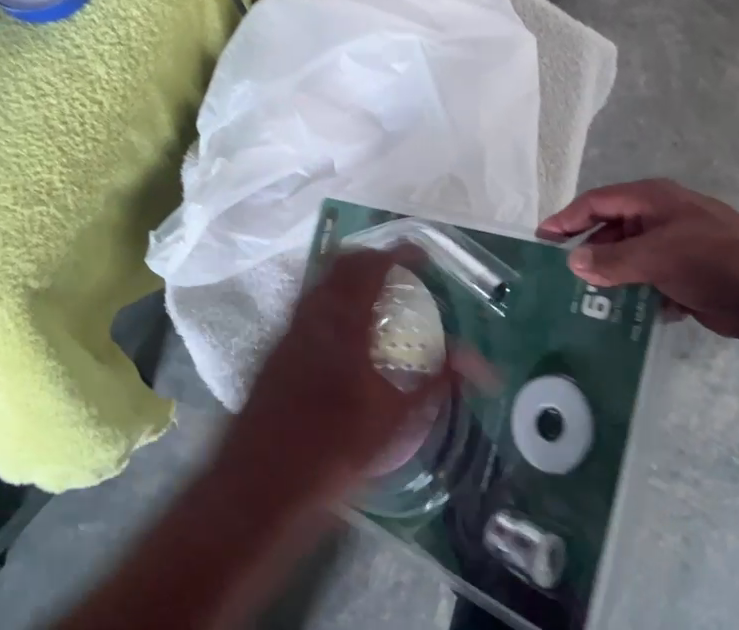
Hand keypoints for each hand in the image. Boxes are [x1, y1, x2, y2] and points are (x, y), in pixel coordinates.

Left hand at [218, 248, 455, 505]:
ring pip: (320, 286)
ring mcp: (288, 334)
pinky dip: (331, 305)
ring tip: (376, 300)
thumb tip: (478, 362)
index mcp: (343, 323)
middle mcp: (312, 318)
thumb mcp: (395, 420)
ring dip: (348, 282)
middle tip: (400, 274)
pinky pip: (307, 309)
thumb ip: (437, 381)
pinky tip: (344, 337)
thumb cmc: (333, 451)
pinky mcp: (273, 354)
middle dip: (373, 261)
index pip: (372, 266)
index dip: (399, 253)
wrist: (261, 484)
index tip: (422, 257)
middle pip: (341, 266)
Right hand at [540, 179, 738, 339]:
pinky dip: (633, 293)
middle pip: (613, 230)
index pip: (599, 202)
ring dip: (609, 276)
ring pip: (630, 258)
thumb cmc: (715, 262)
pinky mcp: (687, 276)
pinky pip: (648, 280)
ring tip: (580, 300)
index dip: (569, 219)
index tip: (542, 240)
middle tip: (557, 275)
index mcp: (655, 200)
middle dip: (587, 251)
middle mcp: (663, 218)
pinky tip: (618, 314)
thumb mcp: (659, 257)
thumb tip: (573, 263)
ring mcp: (676, 247)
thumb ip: (613, 261)